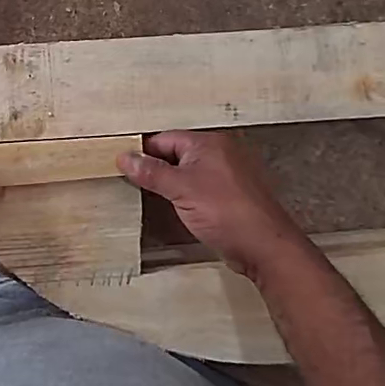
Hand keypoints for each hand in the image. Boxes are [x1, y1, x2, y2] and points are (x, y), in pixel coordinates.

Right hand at [118, 131, 311, 283]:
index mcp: (208, 143)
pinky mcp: (228, 196)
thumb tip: (125, 157)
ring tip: (145, 195)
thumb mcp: (181, 189)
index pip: (165, 139)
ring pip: (187, 172)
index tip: (121, 165)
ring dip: (168, 183)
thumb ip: (152, 172)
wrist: (264, 246)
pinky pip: (198, 188)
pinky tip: (171, 207)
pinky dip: (183, 194)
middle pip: (176, 154)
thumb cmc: (225, 211)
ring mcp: (225, 175)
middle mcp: (219, 153)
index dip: (143, 151)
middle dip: (154, 167)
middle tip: (128, 181)